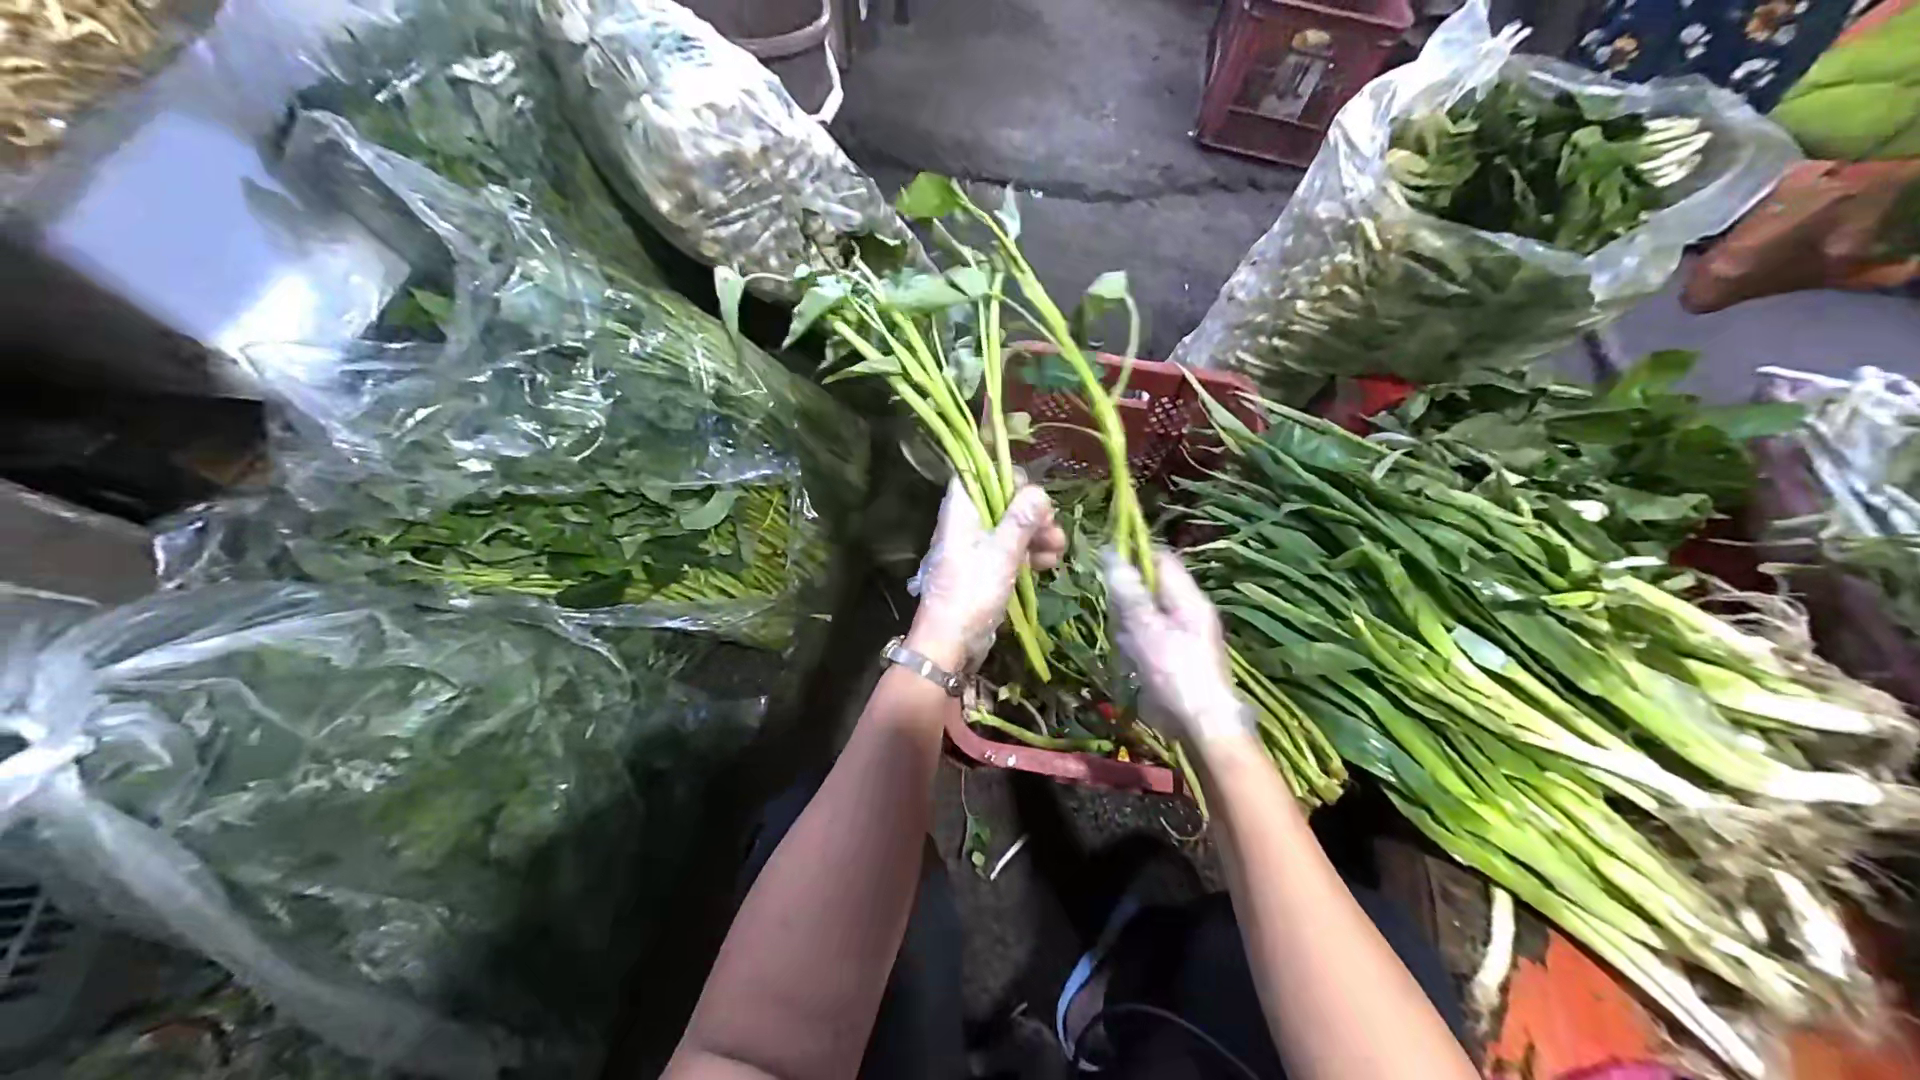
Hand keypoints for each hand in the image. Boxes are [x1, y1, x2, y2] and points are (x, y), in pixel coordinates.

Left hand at [906, 479, 1066, 671]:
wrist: (950, 642)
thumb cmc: (971, 593)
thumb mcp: (1001, 553)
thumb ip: (1020, 520)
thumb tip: (1038, 491)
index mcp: (962, 510)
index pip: (981, 472)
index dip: (1009, 478)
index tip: (1034, 496)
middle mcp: (967, 522)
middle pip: (1004, 501)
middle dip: (1033, 513)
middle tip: (1053, 530)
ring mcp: (977, 546)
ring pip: (1012, 526)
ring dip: (1037, 535)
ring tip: (1058, 551)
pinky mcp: (986, 567)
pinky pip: (1011, 549)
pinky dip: (1029, 553)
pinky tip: (1050, 563)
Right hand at [1103, 548, 1254, 746]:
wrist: (1202, 726)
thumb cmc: (1175, 673)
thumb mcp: (1146, 629)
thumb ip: (1129, 591)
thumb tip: (1111, 553)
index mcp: (1189, 599)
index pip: (1161, 560)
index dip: (1134, 557)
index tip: (1105, 567)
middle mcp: (1190, 611)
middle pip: (1151, 587)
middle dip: (1127, 599)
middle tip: (1117, 620)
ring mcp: (1185, 635)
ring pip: (1146, 614)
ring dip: (1128, 625)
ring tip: (1126, 648)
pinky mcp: (1177, 656)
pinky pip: (1149, 637)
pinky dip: (1135, 645)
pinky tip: (1131, 662)